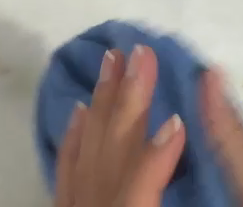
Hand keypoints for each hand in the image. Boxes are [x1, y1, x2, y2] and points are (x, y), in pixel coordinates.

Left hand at [55, 45, 186, 206]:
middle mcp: (94, 205)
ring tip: (112, 59)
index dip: (158, 153)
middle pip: (111, 150)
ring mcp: (74, 205)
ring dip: (102, 101)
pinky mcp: (62, 206)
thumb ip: (163, 199)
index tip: (178, 118)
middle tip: (141, 51)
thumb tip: (181, 138)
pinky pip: (64, 168)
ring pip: (87, 147)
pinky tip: (80, 108)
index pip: (138, 188)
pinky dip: (73, 135)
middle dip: (128, 98)